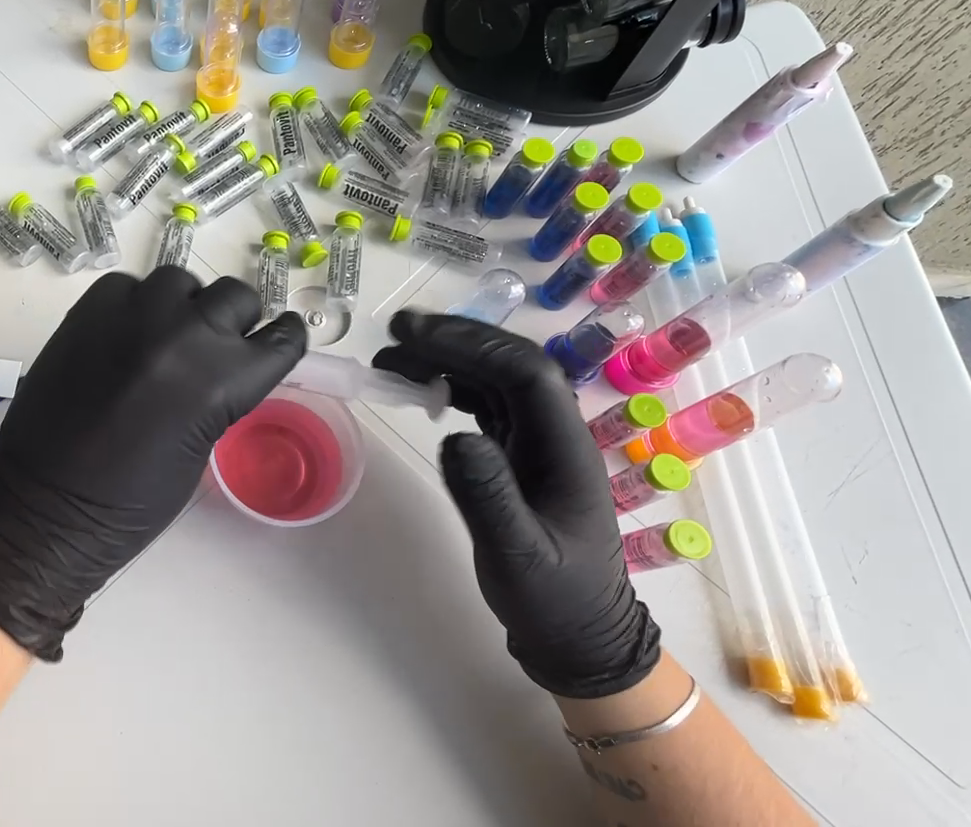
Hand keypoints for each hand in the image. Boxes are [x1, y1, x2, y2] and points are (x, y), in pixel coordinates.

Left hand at [0, 268, 306, 660]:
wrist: (45, 506)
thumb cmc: (132, 502)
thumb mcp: (201, 447)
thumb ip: (219, 393)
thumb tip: (221, 361)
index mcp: (224, 379)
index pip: (280, 338)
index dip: (279, 341)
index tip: (272, 342)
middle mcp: (184, 334)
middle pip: (236, 296)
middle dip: (232, 322)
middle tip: (211, 347)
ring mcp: (133, 314)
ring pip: (180, 281)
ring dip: (181, 307)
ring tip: (162, 339)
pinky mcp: (88, 309)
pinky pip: (128, 286)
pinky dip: (133, 306)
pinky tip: (124, 336)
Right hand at [373, 312, 659, 698]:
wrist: (578, 635)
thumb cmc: (551, 599)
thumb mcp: (517, 554)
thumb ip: (487, 495)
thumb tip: (455, 436)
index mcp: (565, 448)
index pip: (524, 373)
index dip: (470, 344)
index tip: (413, 335)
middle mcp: (554, 434)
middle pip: (508, 365)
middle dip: (454, 341)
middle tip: (394, 334)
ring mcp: (537, 443)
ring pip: (494, 381)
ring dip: (446, 361)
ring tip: (392, 359)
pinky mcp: (519, 455)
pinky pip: (485, 404)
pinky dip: (450, 388)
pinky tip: (419, 391)